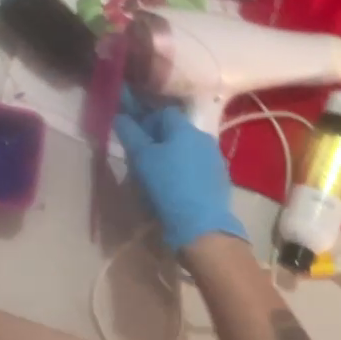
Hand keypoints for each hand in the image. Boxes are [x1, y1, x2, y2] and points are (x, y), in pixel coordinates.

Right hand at [113, 93, 246, 250]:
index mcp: (185, 129)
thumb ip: (130, 134)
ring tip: (158, 180)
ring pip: (187, 151)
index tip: (135, 141)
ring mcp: (215, 160)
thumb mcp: (141, 159)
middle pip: (176, 133)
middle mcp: (204, 138)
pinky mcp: (220, 180)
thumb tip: (120, 116)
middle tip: (142, 162)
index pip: (163, 113)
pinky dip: (185, 174)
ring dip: (172, 159)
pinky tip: (176, 192)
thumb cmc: (167, 187)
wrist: (201, 226)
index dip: (146, 122)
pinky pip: (197, 169)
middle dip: (157, 143)